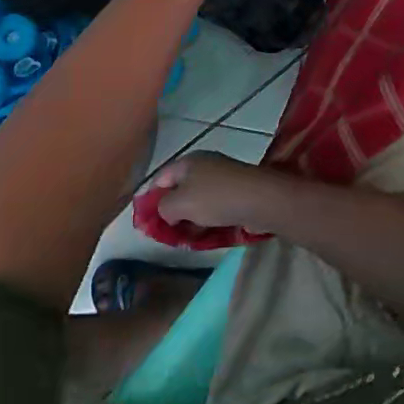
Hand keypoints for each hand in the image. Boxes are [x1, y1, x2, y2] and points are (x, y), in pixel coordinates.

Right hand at [152, 152, 288, 231]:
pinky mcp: (234, 193)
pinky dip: (206, 221)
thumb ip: (163, 208)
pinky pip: (213, 208)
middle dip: (170, 213)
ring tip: (184, 240)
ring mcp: (220, 179)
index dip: (149, 199)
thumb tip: (167, 212)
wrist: (258, 199)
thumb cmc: (214, 198)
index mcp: (187, 162)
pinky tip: (203, 236)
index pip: (160, 178)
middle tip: (165, 235)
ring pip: (196, 202)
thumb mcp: (179, 203)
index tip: (145, 222)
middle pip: (178, 190)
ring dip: (189, 220)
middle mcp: (203, 166)